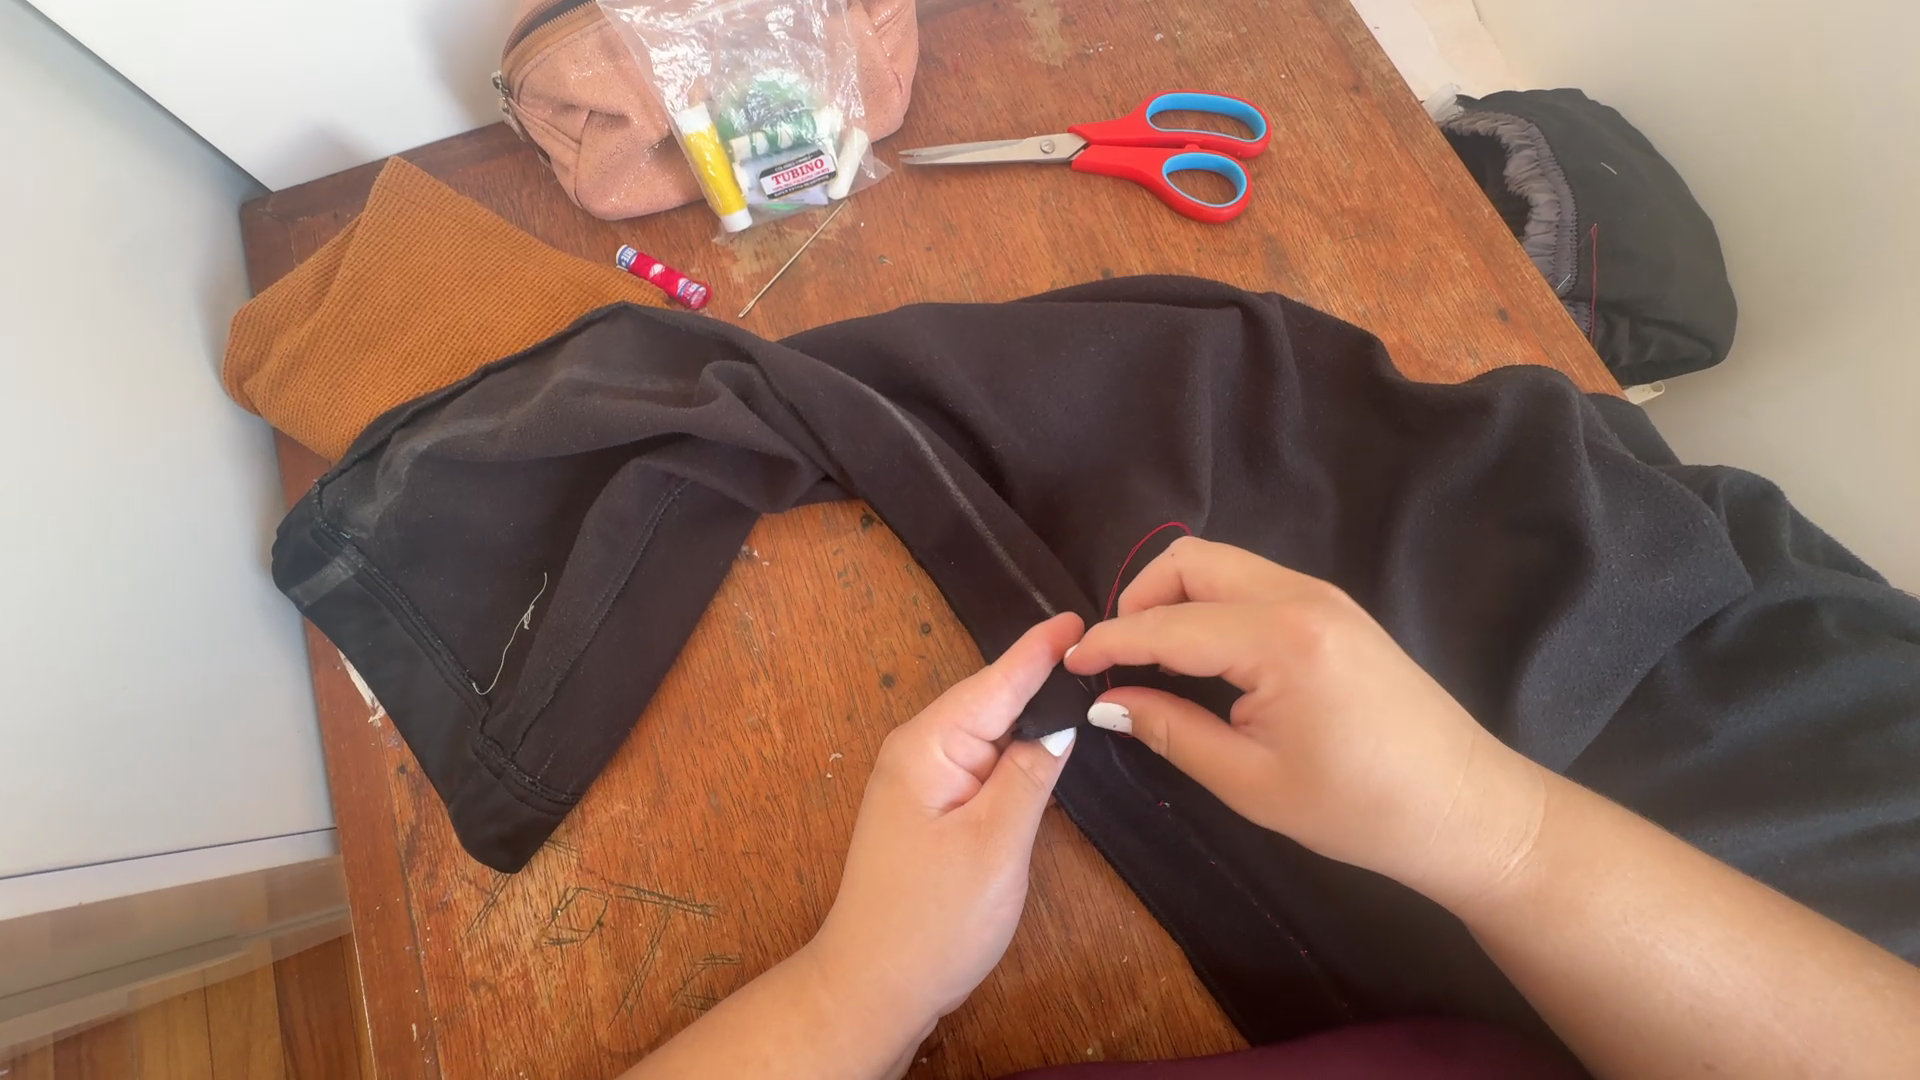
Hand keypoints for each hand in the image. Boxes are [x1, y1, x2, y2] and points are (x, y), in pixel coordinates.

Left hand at [808, 613, 1083, 1041]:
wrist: (874, 987)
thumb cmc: (932, 919)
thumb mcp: (994, 845)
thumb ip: (1030, 776)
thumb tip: (1061, 724)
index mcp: (928, 745)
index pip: (994, 683)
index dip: (1037, 650)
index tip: (1076, 617)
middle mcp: (921, 748)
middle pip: (991, 700)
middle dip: (1039, 675)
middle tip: (1096, 650)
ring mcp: (925, 776)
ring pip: (990, 731)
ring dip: (1030, 712)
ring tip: (1079, 681)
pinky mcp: (935, 802)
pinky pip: (983, 761)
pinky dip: (1016, 749)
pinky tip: (1043, 740)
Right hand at [1063, 537, 1545, 905]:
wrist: (1471, 811)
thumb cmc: (1359, 809)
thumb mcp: (1249, 782)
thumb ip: (1169, 729)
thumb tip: (1105, 701)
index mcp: (1279, 640)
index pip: (1166, 624)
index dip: (1108, 641)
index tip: (1069, 661)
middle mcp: (1298, 596)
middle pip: (1189, 560)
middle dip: (1139, 598)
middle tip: (1119, 654)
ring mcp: (1319, 594)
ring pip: (1217, 563)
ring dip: (1172, 596)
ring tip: (1154, 654)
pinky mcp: (1329, 606)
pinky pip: (1246, 580)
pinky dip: (1206, 602)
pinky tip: (1202, 651)